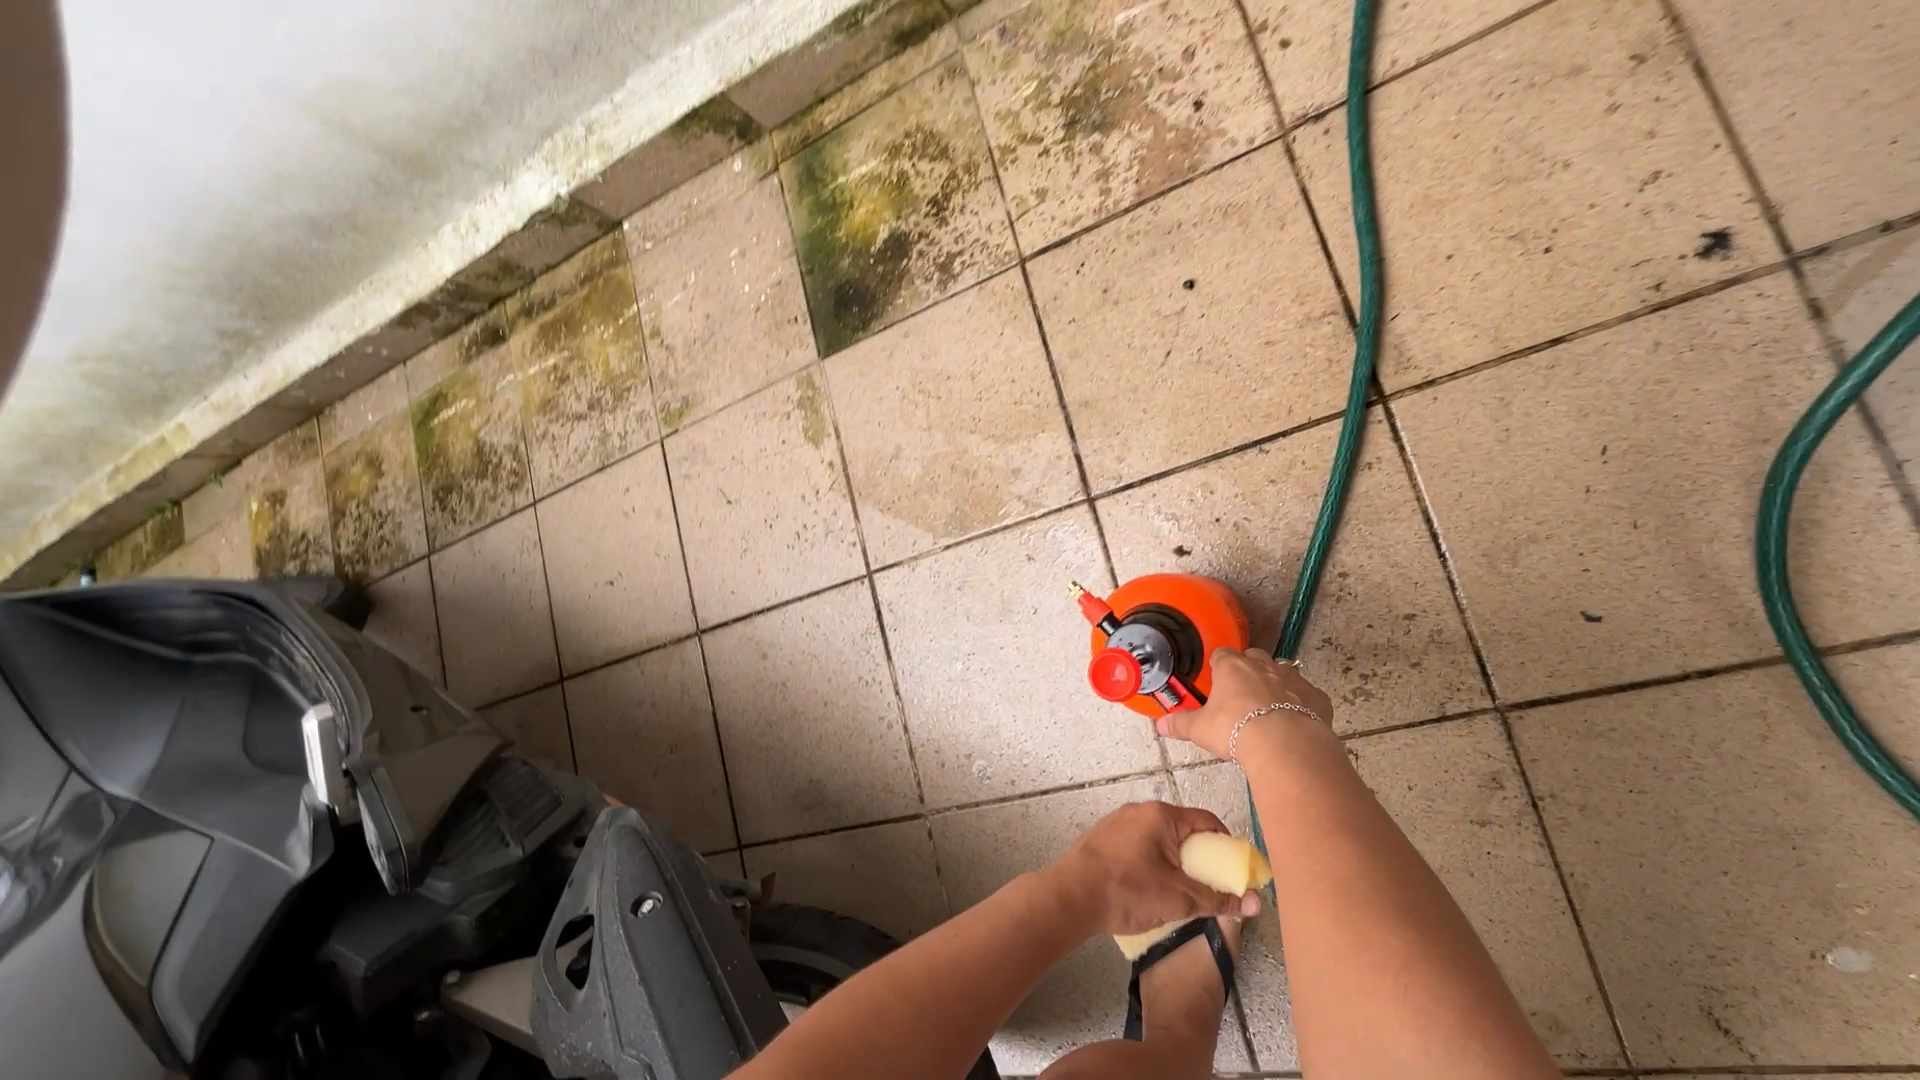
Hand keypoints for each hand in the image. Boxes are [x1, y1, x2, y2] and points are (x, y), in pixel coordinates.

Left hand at [1047, 801, 1260, 936]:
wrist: (1069, 898)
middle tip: (1210, 887)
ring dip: (1174, 863)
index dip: (1226, 845)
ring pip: (1159, 840)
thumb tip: (1255, 903)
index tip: (1234, 871)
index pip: (1207, 821)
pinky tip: (1149, 889)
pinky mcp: (1102, 839)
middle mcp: (1139, 810)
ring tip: (1181, 893)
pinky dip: (1151, 864)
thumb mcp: (1179, 899)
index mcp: (1161, 815)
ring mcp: (1117, 823)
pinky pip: (1138, 846)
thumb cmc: (1127, 891)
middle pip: (1183, 830)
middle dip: (1200, 858)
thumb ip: (1218, 899)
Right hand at [1158, 647, 1335, 761]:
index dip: (1219, 666)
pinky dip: (1303, 704)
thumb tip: (1161, 726)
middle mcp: (1263, 665)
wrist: (1284, 744)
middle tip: (1242, 695)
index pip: (1222, 655)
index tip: (1217, 679)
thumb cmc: (1235, 729)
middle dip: (1250, 670)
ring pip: (1284, 671)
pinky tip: (1296, 722)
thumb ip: (1180, 724)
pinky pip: (1308, 695)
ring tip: (1269, 707)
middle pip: (1255, 658)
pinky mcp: (1316, 697)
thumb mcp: (1200, 729)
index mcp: (1232, 667)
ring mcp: (1292, 678)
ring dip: (1277, 683)